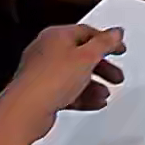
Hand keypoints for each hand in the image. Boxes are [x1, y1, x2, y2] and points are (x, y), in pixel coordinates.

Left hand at [11, 25, 125, 120]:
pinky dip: (82, 96)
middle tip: (115, 74)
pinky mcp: (41, 93)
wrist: (25, 111)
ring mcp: (42, 73)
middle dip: (102, 67)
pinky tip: (94, 102)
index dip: (107, 40)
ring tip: (105, 93)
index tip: (119, 48)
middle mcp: (46, 51)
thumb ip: (105, 43)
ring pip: (74, 75)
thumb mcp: (88, 56)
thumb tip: (116, 33)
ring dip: (93, 85)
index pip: (87, 32)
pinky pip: (67, 91)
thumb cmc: (49, 80)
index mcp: (56, 36)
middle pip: (82, 55)